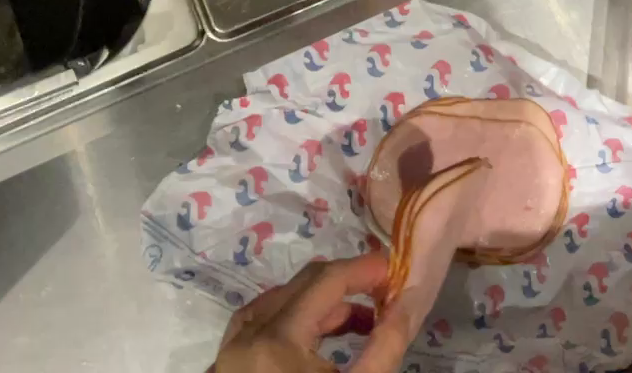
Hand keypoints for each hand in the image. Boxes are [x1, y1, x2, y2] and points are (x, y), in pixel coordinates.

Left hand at [213, 253, 402, 372]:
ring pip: (277, 303)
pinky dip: (289, 320)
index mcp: (275, 339)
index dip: (367, 268)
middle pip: (303, 284)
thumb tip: (408, 304)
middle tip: (381, 295)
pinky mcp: (223, 370)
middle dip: (347, 283)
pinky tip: (314, 337)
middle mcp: (244, 338)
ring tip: (355, 320)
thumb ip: (386, 345)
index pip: (329, 279)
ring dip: (319, 303)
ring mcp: (226, 356)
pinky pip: (256, 325)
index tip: (397, 273)